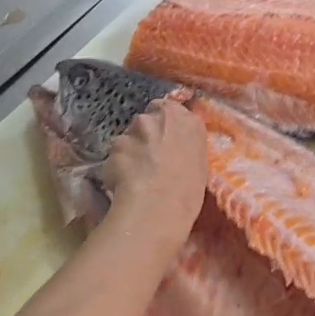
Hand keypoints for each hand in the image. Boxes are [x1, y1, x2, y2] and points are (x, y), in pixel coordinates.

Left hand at [101, 97, 207, 248]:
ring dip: (129, 150)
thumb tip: (174, 149)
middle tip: (147, 159)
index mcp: (188, 121)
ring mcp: (136, 128)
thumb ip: (184, 146)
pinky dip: (117, 165)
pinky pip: (115, 154)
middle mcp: (160, 117)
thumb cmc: (187, 192)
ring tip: (133, 175)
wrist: (158, 206)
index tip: (162, 140)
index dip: (163, 125)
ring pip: (128, 136)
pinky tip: (122, 182)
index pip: (170, 109)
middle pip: (146, 119)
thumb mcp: (199, 165)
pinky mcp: (115, 143)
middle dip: (144, 135)